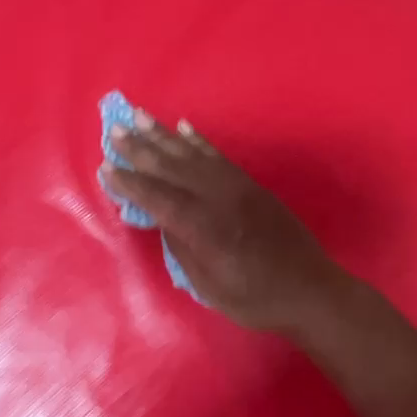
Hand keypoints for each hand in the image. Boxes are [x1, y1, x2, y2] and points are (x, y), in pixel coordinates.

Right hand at [102, 111, 350, 331]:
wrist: (310, 290)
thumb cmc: (256, 299)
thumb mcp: (210, 287)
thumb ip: (183, 251)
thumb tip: (164, 222)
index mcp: (206, 229)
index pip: (160, 199)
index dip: (131, 184)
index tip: (106, 167)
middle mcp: (220, 200)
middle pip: (173, 169)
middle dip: (141, 149)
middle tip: (114, 130)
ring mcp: (238, 188)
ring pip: (194, 155)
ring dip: (164, 136)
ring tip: (139, 117)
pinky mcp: (252, 186)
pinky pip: (219, 157)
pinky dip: (199, 142)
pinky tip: (183, 129)